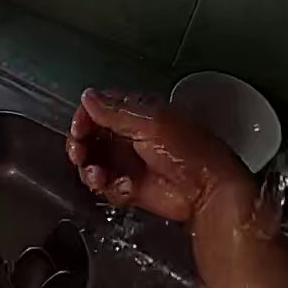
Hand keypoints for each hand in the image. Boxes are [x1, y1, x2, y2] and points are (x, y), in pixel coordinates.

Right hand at [66, 88, 255, 235]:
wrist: (208, 191)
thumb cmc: (187, 149)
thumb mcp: (151, 124)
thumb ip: (116, 112)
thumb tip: (87, 96)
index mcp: (137, 112)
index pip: (100, 108)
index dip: (85, 116)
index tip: (79, 126)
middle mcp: (129, 135)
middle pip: (91, 135)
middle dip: (80, 143)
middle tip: (79, 152)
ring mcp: (128, 162)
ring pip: (93, 161)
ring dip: (88, 167)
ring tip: (96, 174)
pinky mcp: (129, 187)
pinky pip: (104, 185)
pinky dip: (104, 185)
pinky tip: (114, 184)